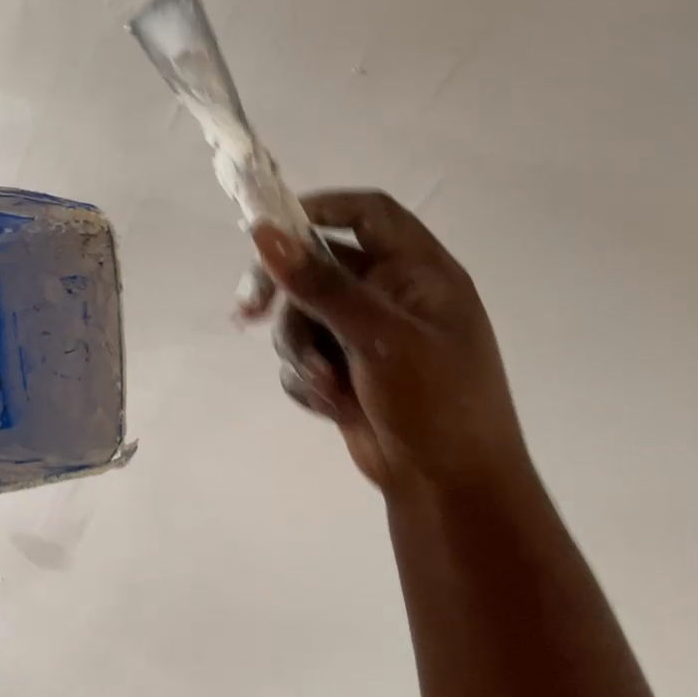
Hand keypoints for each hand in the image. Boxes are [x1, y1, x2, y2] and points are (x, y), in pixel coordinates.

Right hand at [239, 190, 528, 492]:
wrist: (448, 487)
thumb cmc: (436, 403)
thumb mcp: (379, 337)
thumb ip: (320, 282)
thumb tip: (264, 232)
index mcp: (419, 274)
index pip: (367, 213)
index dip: (318, 209)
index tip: (267, 228)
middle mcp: (390, 295)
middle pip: (315, 264)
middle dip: (282, 292)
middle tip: (249, 313)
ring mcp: (365, 333)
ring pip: (299, 315)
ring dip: (300, 349)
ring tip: (325, 383)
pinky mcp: (345, 367)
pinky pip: (300, 354)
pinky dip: (305, 377)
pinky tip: (330, 403)